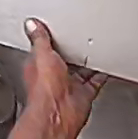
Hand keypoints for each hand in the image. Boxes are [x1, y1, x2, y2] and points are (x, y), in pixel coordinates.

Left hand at [20, 18, 105, 138]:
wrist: (59, 114)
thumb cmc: (44, 90)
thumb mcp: (42, 54)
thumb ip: (40, 39)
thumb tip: (31, 24)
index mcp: (39, 67)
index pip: (43, 50)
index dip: (49, 40)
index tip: (56, 29)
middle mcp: (53, 77)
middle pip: (64, 59)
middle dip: (71, 50)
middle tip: (80, 36)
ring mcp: (69, 85)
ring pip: (81, 70)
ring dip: (88, 61)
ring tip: (97, 46)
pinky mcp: (84, 93)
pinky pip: (95, 81)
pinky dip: (101, 73)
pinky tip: (106, 64)